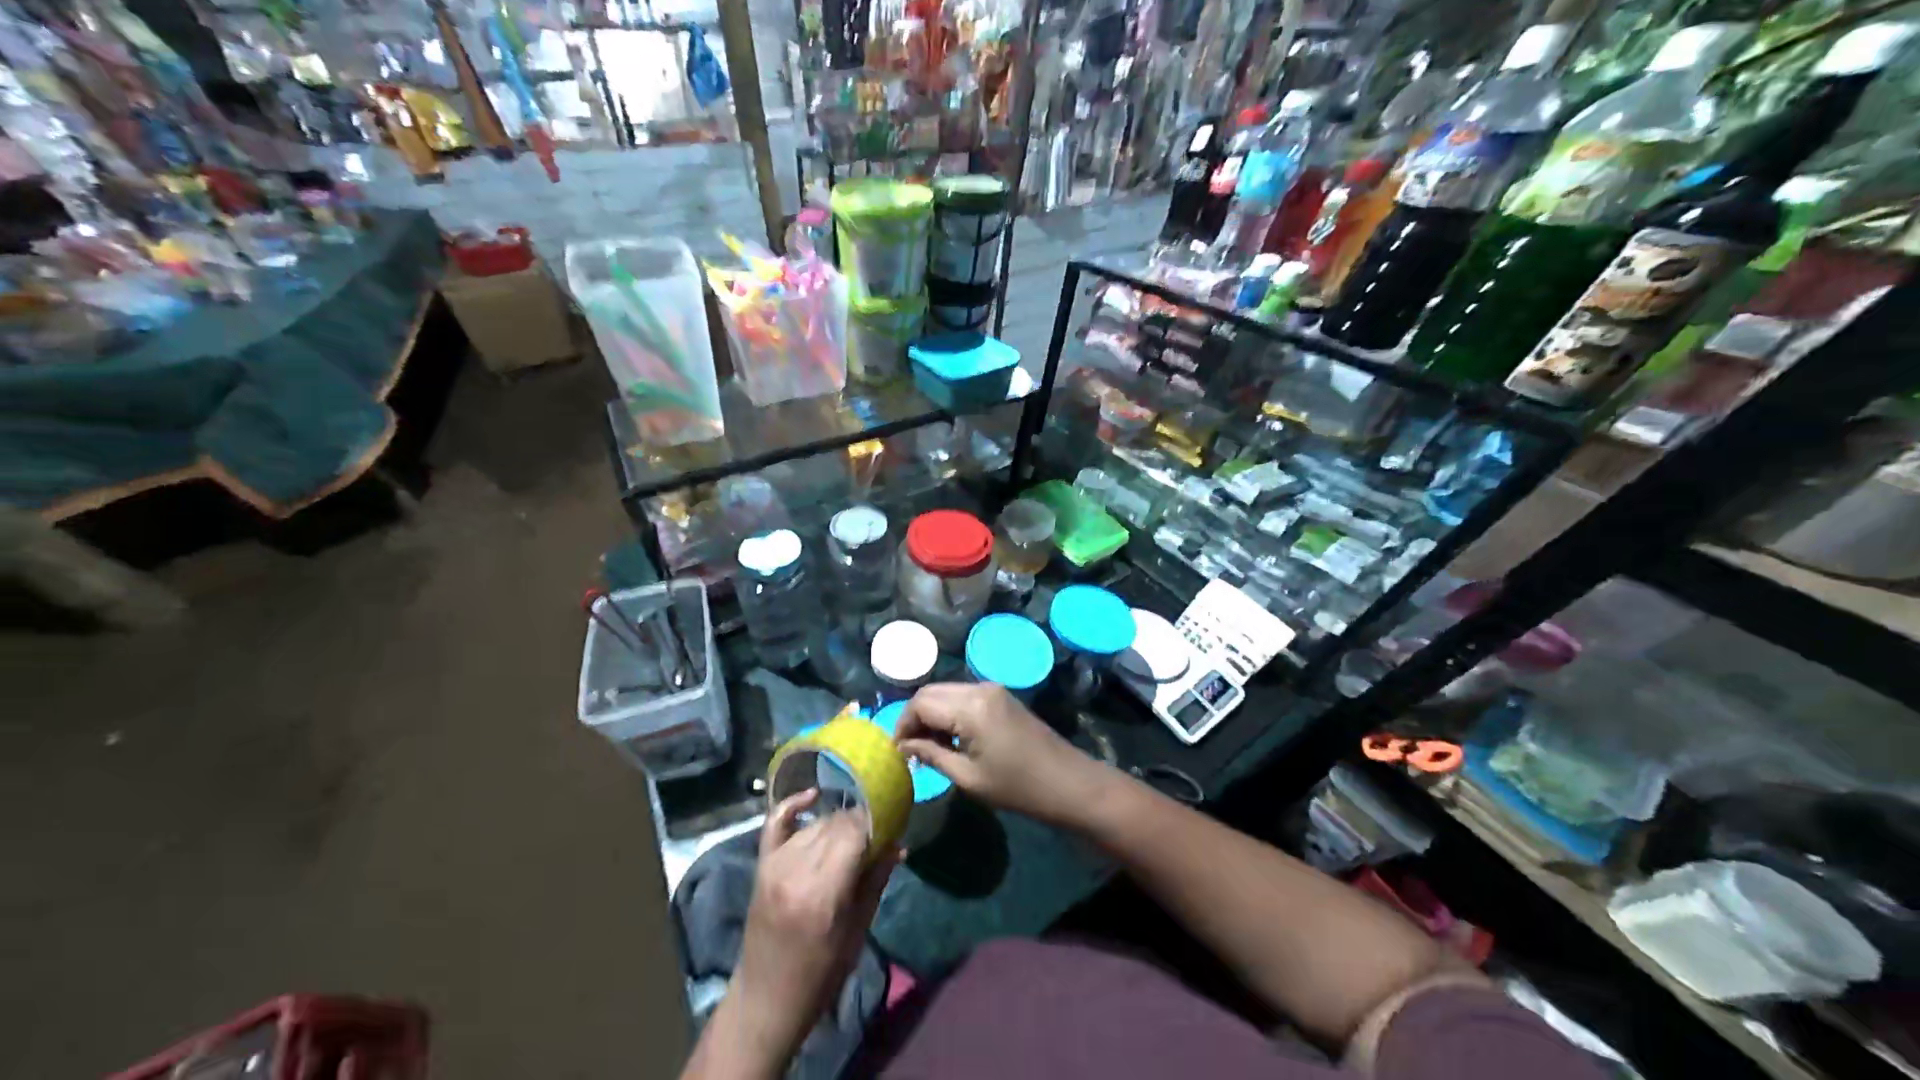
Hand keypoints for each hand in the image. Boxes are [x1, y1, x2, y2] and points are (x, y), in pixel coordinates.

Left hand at [728, 790, 898, 1060]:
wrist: (767, 999)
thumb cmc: (821, 974)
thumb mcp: (857, 932)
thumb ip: (876, 881)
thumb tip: (897, 843)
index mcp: (823, 891)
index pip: (855, 832)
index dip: (877, 821)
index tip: (895, 819)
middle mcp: (796, 869)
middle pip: (836, 824)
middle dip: (862, 821)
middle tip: (880, 828)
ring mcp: (775, 864)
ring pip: (815, 824)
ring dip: (838, 822)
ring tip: (856, 831)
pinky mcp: (761, 865)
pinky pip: (776, 821)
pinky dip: (794, 805)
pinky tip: (813, 796)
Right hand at [894, 682, 1114, 828]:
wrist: (1068, 783)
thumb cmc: (1017, 787)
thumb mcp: (968, 777)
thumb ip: (931, 755)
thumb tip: (904, 746)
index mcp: (970, 707)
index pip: (920, 703)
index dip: (902, 725)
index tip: (898, 751)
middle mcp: (979, 688)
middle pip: (931, 692)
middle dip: (915, 717)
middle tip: (910, 749)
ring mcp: (992, 689)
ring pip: (946, 692)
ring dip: (932, 714)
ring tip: (928, 747)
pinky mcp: (1001, 696)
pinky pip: (963, 696)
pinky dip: (949, 712)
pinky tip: (951, 738)